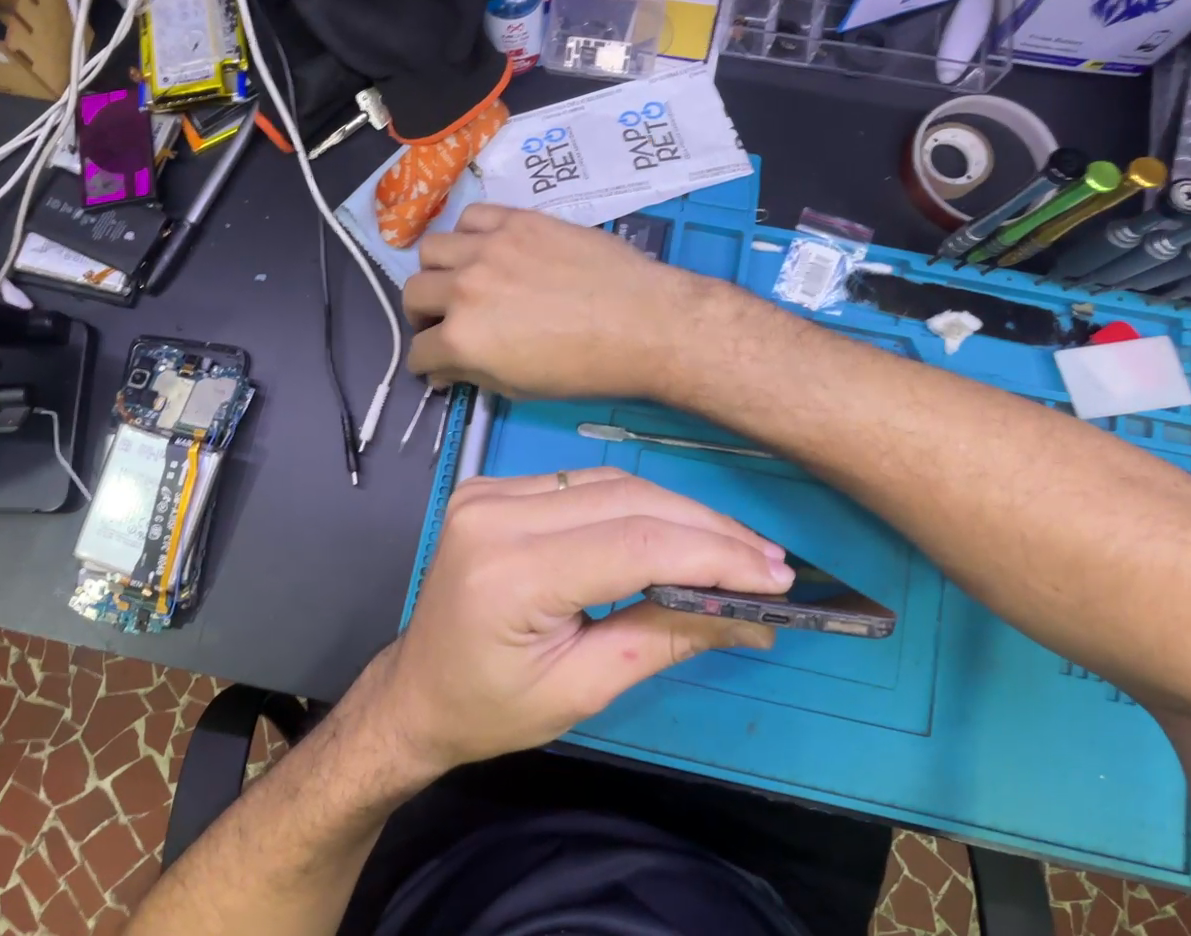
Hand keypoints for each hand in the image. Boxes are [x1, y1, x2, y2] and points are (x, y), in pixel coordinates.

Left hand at [355, 468, 794, 773]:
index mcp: (510, 572)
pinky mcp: (493, 488)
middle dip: (708, 530)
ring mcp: (489, 492)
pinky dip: (637, 505)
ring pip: (611, 483)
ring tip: (736, 549)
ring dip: (679, 513)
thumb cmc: (490, 708)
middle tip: (768, 564)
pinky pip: (583, 485)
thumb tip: (751, 615)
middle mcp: (496, 513)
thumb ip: (664, 638)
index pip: (635, 543)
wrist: (416, 691)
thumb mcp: (581, 688)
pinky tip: (676, 530)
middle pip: (628, 500)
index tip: (774, 578)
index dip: (714, 555)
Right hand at [403, 204, 721, 398]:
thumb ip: (473, 374)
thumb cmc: (584, 370)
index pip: (418, 352)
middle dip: (423, 316)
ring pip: (432, 249)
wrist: (643, 324)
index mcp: (461, 338)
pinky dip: (470, 235)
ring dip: (439, 271)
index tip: (440, 366)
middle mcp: (462, 288)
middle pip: (413, 294)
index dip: (428, 365)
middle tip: (445, 323)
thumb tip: (446, 369)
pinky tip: (488, 249)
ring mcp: (488, 247)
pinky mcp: (517, 220)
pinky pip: (472, 216)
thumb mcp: (519, 388)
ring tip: (463, 280)